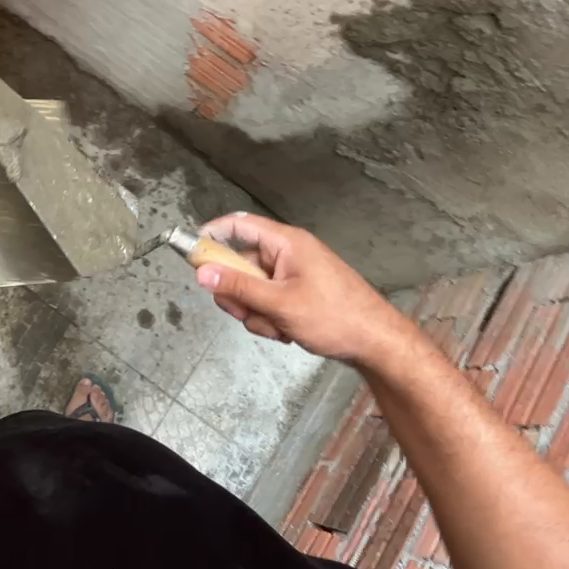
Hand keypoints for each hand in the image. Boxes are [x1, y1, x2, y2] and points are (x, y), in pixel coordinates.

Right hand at [195, 213, 428, 370]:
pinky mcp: (297, 293)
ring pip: (252, 289)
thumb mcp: (279, 304)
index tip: (191, 254)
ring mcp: (293, 275)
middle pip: (240, 264)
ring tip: (278, 327)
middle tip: (247, 313)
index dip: (212, 234)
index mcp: (286, 243)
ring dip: (256, 312)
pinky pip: (267, 301)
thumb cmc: (334, 317)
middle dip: (238, 293)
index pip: (240, 225)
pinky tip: (286, 332)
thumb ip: (238, 287)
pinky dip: (269, 318)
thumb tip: (201, 272)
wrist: (377, 343)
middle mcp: (287, 253)